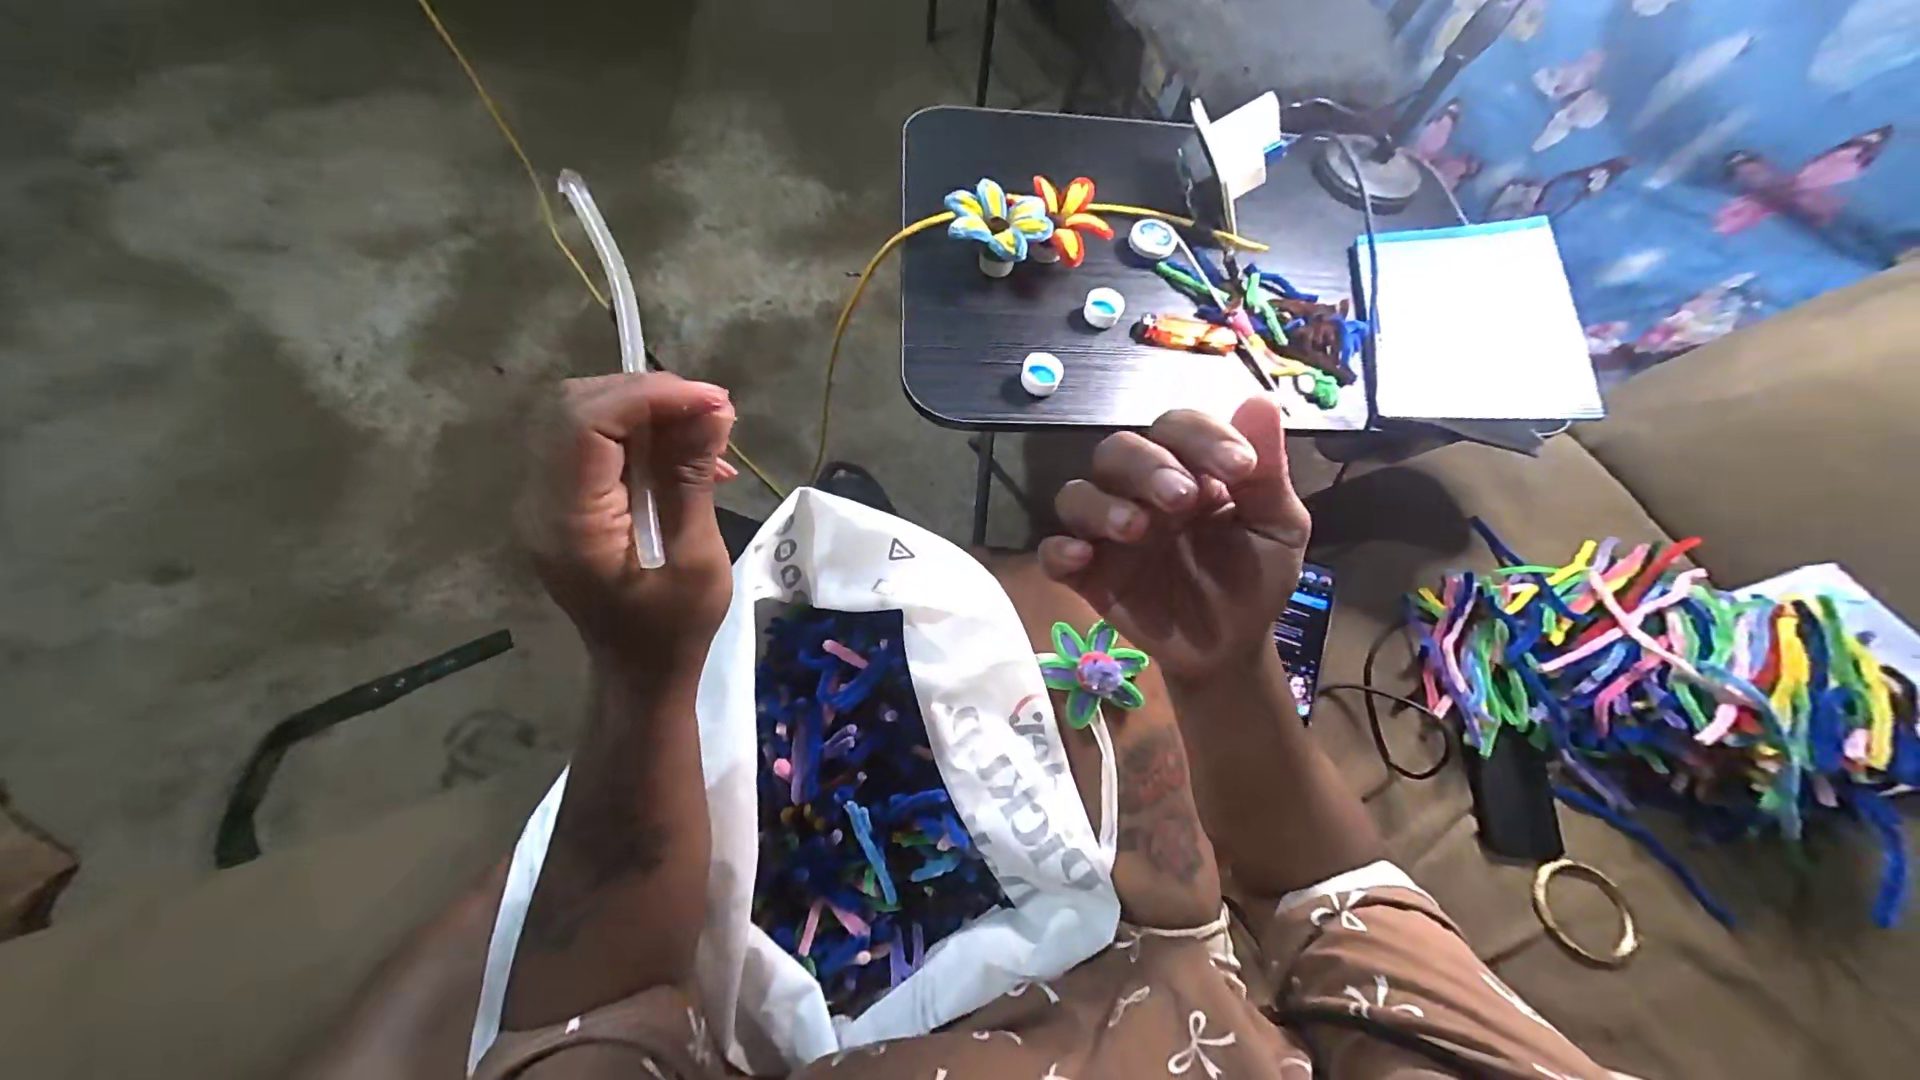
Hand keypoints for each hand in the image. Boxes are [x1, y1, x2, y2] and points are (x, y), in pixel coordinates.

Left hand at [518, 372, 738, 667]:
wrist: (640, 674)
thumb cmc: (673, 630)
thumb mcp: (695, 557)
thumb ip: (692, 479)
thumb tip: (713, 410)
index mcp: (569, 522)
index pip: (586, 423)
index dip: (650, 397)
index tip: (714, 400)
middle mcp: (541, 501)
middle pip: (576, 409)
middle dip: (648, 395)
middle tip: (713, 409)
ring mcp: (548, 500)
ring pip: (583, 418)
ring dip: (647, 411)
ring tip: (706, 426)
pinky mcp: (566, 502)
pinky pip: (595, 445)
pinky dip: (642, 435)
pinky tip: (688, 452)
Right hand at [1037, 398, 1309, 682]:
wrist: (1231, 646)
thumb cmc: (1253, 578)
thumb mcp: (1277, 528)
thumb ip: (1267, 474)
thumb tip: (1259, 400)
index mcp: (1188, 470)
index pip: (1176, 428)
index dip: (1201, 436)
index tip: (1239, 468)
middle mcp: (1140, 492)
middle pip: (1117, 451)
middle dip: (1146, 467)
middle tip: (1182, 499)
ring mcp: (1109, 533)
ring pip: (1077, 494)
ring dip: (1101, 504)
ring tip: (1136, 529)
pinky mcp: (1086, 574)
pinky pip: (1052, 552)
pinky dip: (1059, 550)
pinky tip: (1082, 557)